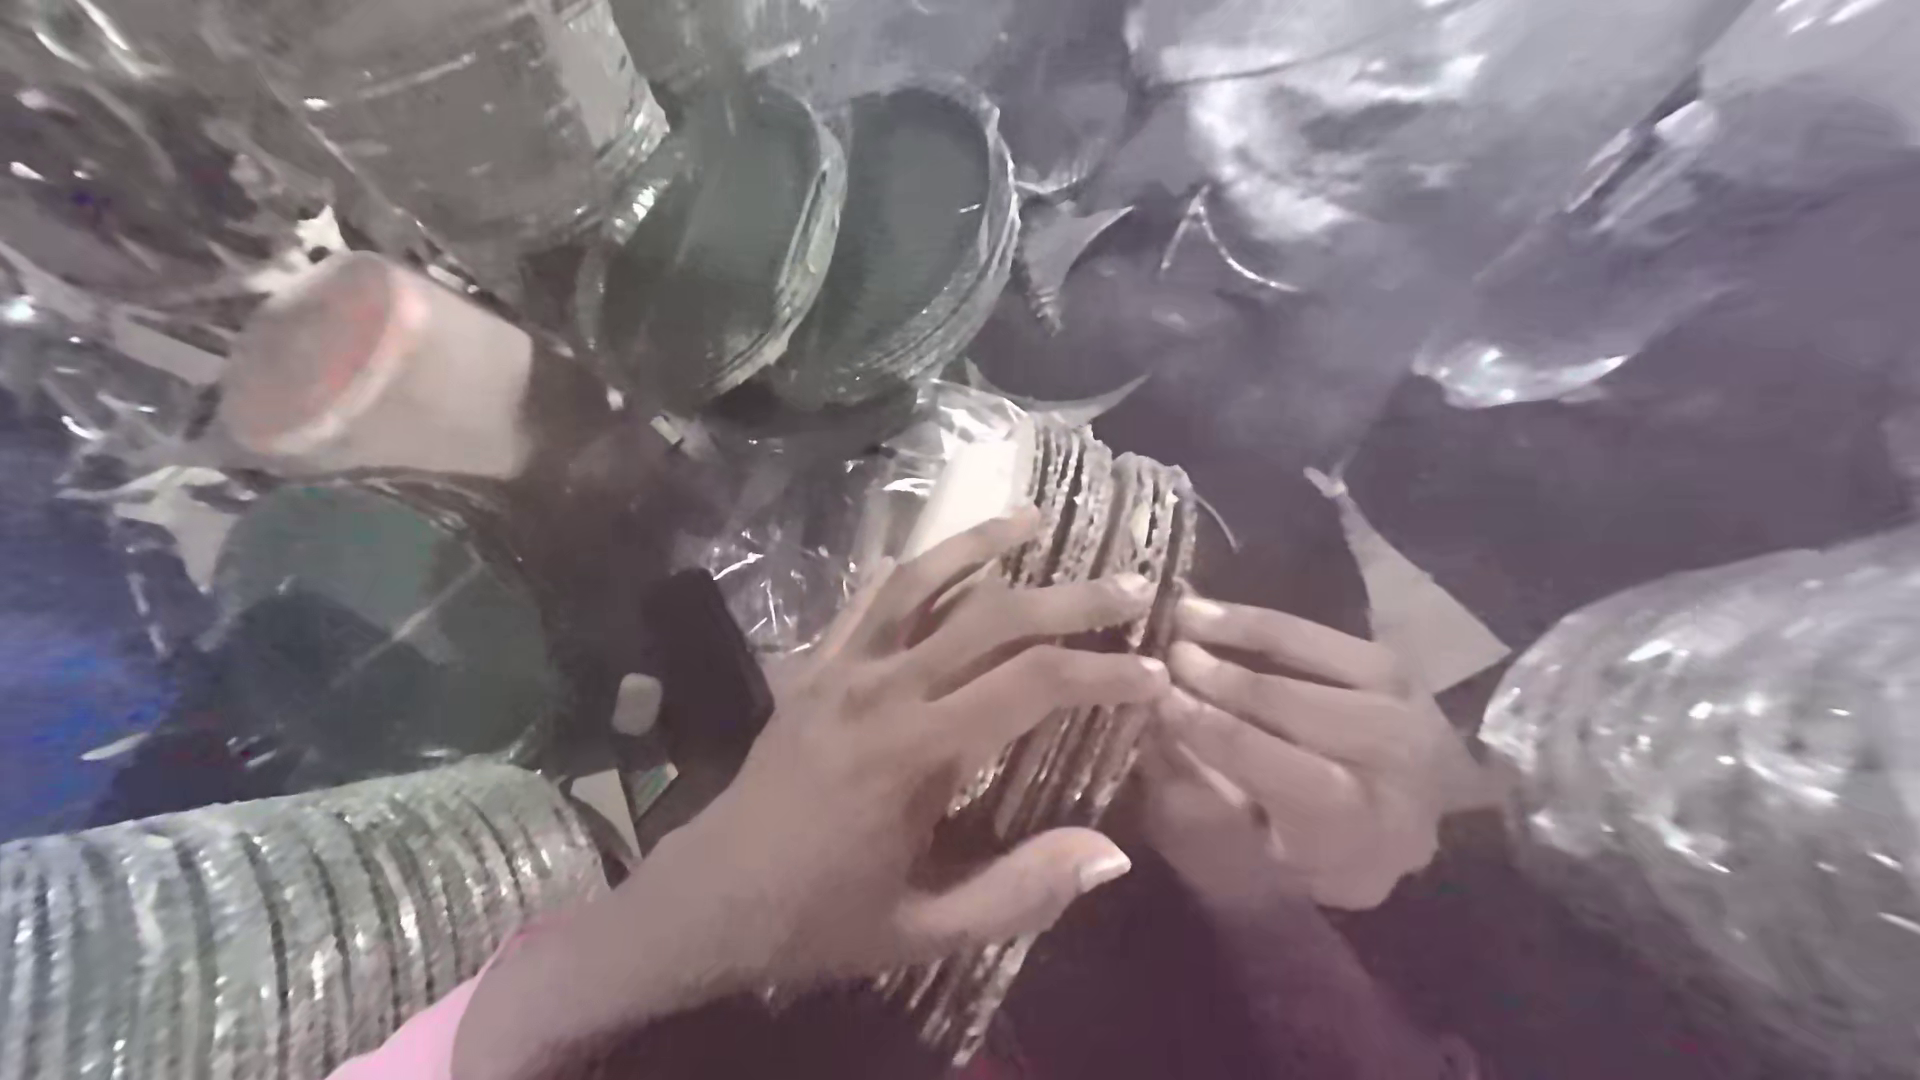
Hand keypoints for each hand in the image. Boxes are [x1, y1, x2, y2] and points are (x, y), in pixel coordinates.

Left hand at [455, 509, 1169, 1079]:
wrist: (707, 895)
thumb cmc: (819, 917)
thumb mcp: (923, 931)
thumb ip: (1019, 892)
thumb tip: (1112, 849)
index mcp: (910, 753)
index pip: (1027, 688)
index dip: (1099, 675)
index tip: (1152, 674)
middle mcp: (879, 688)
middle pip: (991, 619)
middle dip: (1070, 599)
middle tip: (1131, 584)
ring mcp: (841, 664)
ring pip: (922, 581)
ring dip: (983, 544)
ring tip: (1035, 519)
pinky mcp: (816, 660)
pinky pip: (870, 596)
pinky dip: (915, 565)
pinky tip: (948, 549)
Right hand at [1147, 595, 1485, 909]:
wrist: (1385, 825)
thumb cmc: (1296, 850)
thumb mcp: (1240, 850)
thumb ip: (1197, 788)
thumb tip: (1153, 721)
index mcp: (1357, 832)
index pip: (1282, 771)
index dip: (1213, 730)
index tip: (1158, 700)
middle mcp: (1399, 771)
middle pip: (1295, 707)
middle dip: (1221, 678)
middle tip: (1164, 657)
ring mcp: (1407, 712)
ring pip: (1308, 657)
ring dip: (1236, 634)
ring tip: (1182, 619)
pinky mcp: (1393, 670)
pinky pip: (1315, 633)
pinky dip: (1256, 621)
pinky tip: (1210, 613)